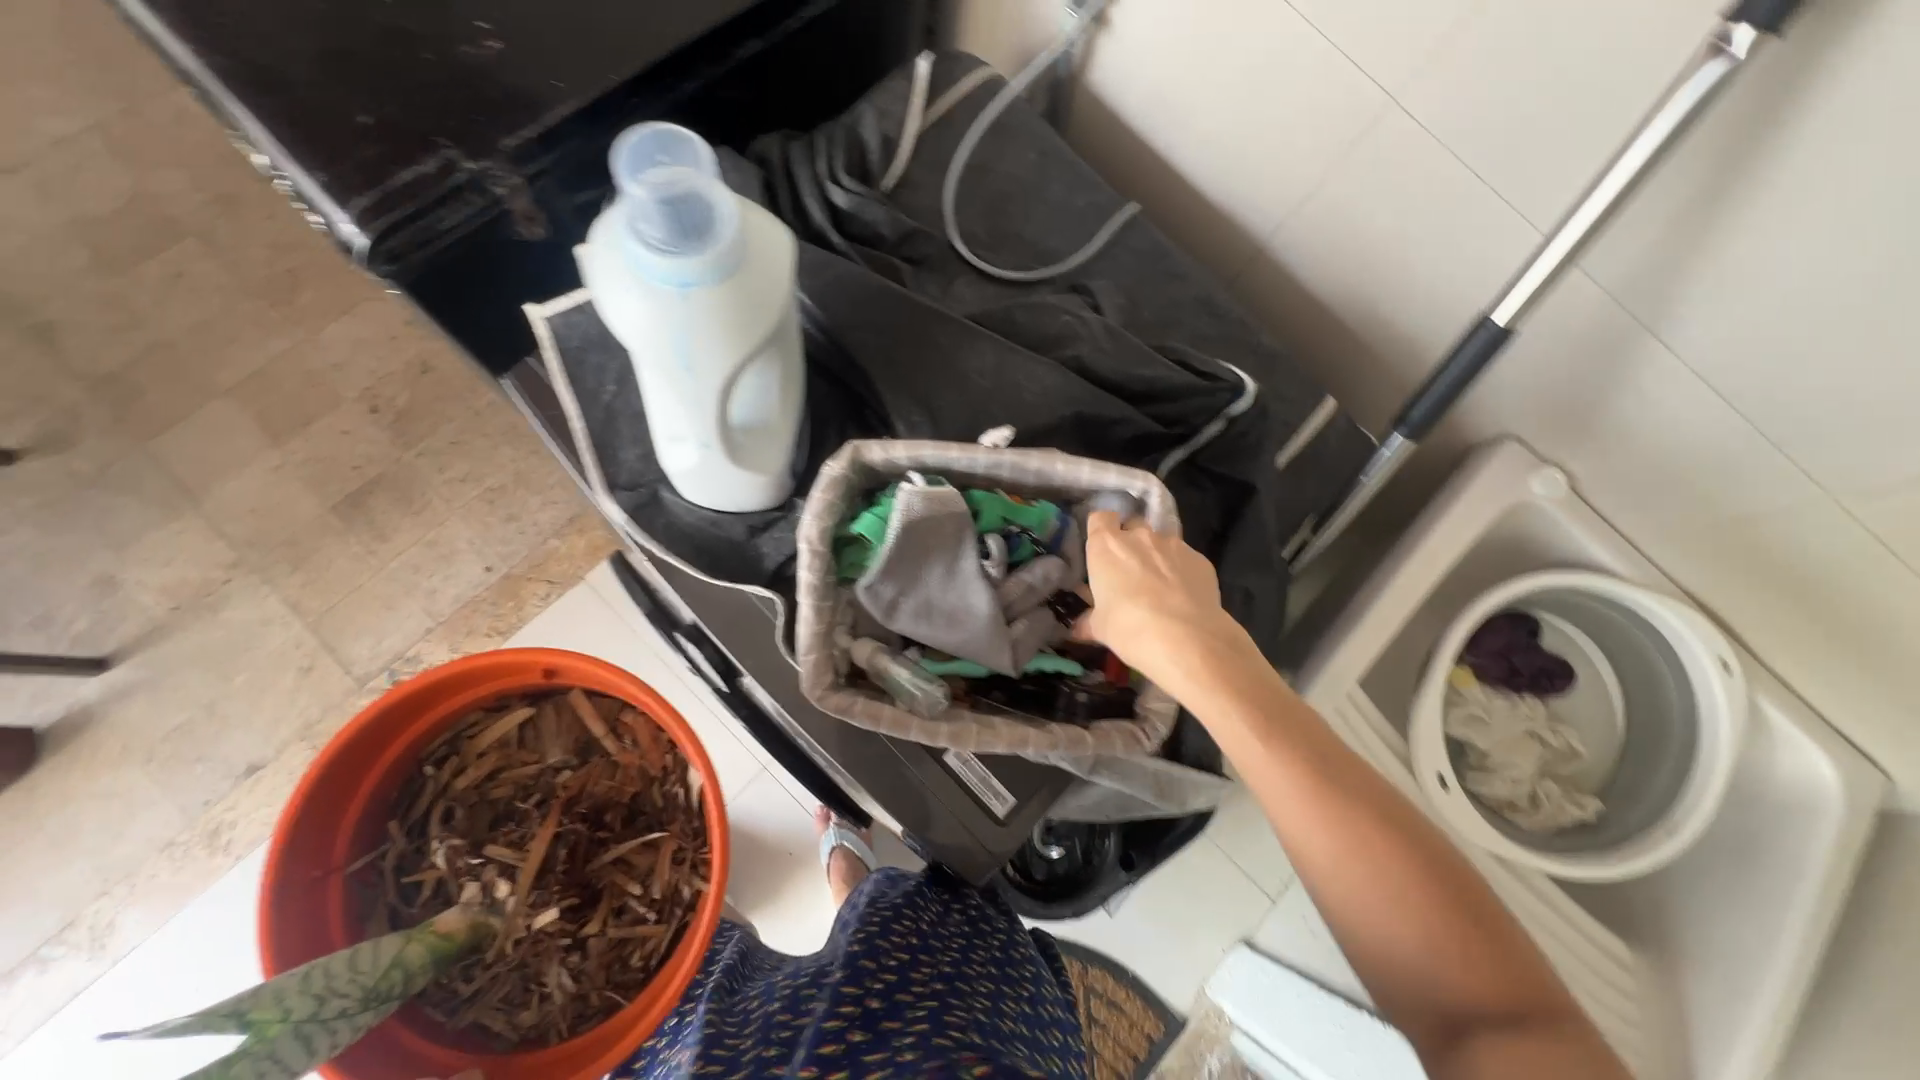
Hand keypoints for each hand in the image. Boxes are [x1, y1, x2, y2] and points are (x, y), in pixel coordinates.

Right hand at [1076, 511, 1251, 691]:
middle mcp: (1139, 536)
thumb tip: (1078, 628)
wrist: (1186, 639)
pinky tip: (1183, 596)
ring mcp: (1173, 544)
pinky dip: (1182, 571)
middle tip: (1130, 571)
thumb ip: (1088, 620)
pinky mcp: (1200, 558)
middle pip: (1132, 526)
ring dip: (1157, 557)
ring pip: (1161, 543)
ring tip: (1160, 587)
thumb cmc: (1129, 628)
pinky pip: (1185, 559)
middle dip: (1131, 543)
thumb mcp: (1100, 628)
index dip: (1101, 530)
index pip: (1099, 518)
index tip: (1102, 549)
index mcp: (1107, 546)